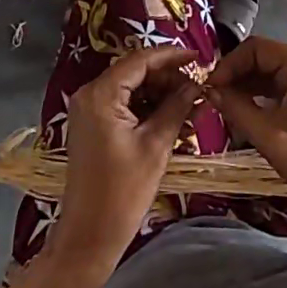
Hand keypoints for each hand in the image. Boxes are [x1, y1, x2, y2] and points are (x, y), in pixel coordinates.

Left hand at [48, 46, 202, 272]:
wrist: (90, 232)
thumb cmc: (123, 190)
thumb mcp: (155, 146)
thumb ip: (175, 109)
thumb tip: (195, 85)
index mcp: (100, 93)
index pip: (138, 60)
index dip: (170, 56)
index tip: (199, 57)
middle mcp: (88, 93)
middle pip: (133, 72)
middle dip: (166, 78)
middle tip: (198, 90)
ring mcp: (87, 108)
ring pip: (129, 89)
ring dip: (158, 94)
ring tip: (191, 106)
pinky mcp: (91, 124)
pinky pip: (122, 105)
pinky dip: (146, 108)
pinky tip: (172, 119)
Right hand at [206, 37, 286, 224]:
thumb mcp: (267, 136)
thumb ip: (234, 107)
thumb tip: (208, 90)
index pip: (255, 48)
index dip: (228, 64)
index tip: (210, 85)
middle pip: (262, 57)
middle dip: (235, 75)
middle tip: (213, 95)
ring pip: (268, 72)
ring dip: (245, 85)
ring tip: (224, 104)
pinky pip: (279, 85)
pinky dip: (259, 95)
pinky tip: (243, 109)